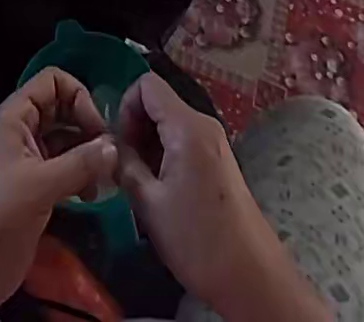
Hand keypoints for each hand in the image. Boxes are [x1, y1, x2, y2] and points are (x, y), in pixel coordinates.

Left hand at [0, 68, 118, 321]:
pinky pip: (65, 168)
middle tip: (111, 154)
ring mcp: (28, 160)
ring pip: (67, 140)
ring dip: (89, 154)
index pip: (52, 81)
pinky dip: (82, 175)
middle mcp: (22, 130)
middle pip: (63, 109)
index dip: (78, 96)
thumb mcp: (39, 184)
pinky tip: (93, 195)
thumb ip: (80, 163)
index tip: (98, 128)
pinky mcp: (35, 189)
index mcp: (15, 115)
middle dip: (88, 126)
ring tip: (106, 179)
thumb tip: (115, 147)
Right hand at [115, 73, 331, 321]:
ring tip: (141, 182)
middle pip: (159, 102)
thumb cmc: (198, 240)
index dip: (125, 107)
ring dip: (148, 143)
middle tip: (125, 166)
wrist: (253, 278)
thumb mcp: (149, 203)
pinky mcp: (218, 159)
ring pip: (169, 122)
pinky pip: (183, 138)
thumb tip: (110, 146)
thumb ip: (125, 164)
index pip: (147, 84)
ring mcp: (214, 141)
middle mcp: (203, 124)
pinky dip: (165, 153)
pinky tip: (161, 188)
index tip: (118, 144)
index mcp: (187, 127)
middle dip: (135, 127)